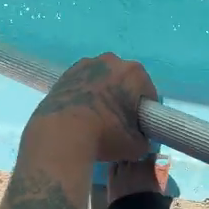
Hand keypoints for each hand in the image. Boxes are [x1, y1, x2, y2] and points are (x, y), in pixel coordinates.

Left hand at [23, 53, 157, 163]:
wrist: (61, 133)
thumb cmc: (105, 134)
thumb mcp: (136, 146)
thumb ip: (144, 139)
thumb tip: (140, 139)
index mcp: (134, 73)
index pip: (148, 93)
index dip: (146, 111)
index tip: (139, 126)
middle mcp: (112, 61)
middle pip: (124, 82)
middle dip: (124, 98)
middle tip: (119, 122)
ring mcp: (85, 64)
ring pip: (102, 80)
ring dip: (103, 93)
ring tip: (96, 118)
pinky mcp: (65, 73)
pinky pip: (82, 83)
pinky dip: (84, 94)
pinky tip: (80, 113)